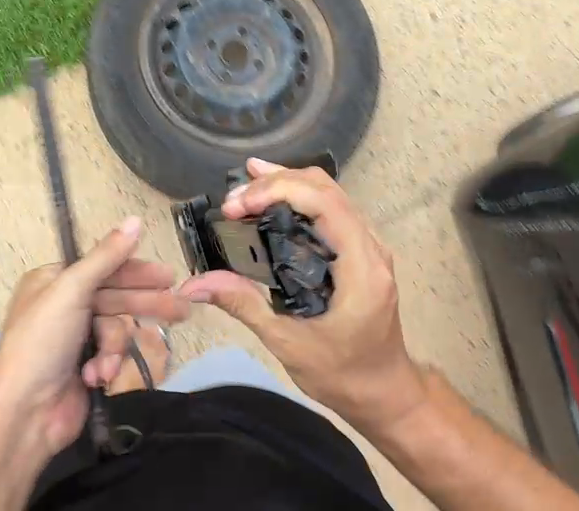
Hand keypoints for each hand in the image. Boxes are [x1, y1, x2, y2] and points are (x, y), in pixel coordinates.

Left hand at [0, 216, 190, 456]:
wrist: (24, 414)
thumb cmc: (42, 342)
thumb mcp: (72, 290)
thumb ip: (106, 256)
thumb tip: (136, 219)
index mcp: (54, 280)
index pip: (103, 266)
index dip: (135, 270)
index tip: (167, 276)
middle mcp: (63, 304)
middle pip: (114, 296)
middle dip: (142, 306)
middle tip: (182, 309)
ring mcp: (74, 338)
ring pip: (115, 328)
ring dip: (111, 347)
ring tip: (106, 365)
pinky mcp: (84, 366)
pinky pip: (110, 354)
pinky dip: (104, 366)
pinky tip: (95, 377)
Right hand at [180, 159, 427, 428]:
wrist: (384, 395)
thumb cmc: (342, 374)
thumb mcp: (287, 344)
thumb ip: (243, 305)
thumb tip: (193, 285)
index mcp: (360, 266)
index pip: (323, 202)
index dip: (277, 191)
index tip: (236, 206)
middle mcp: (370, 246)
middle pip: (324, 189)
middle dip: (276, 183)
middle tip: (233, 198)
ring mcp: (369, 246)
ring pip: (329, 193)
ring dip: (286, 185)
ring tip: (245, 186)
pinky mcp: (361, 251)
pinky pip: (331, 208)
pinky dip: (298, 199)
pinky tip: (270, 203)